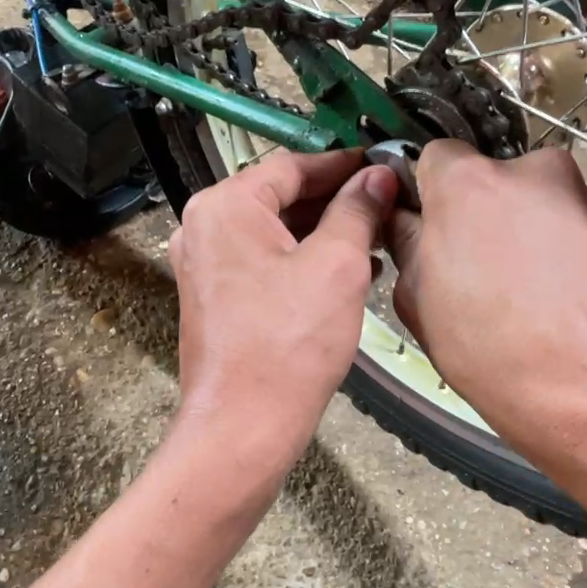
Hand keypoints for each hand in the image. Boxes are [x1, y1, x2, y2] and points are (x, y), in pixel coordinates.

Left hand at [168, 149, 397, 472]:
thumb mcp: (336, 266)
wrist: (244, 423)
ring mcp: (202, 265)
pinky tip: (342, 272)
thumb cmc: (288, 345)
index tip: (381, 165)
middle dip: (334, 201)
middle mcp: (202, 228)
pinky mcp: (211, 296)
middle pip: (278, 196)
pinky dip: (299, 261)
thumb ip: (357, 210)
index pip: (291, 165)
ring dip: (321, 232)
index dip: (342, 164)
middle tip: (384, 203)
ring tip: (374, 239)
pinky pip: (260, 261)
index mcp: (224, 207)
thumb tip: (376, 177)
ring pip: (271, 231)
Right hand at [383, 142, 586, 517]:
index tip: (431, 233)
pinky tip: (579, 310)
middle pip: (498, 182)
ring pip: (548, 206)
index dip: (430, 195)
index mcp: (471, 186)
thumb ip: (410, 248)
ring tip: (539, 303)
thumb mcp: (421, 308)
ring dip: (538, 237)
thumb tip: (407, 223)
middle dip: (488, 219)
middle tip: (483, 279)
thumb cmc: (505, 361)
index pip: (437, 156)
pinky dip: (580, 257)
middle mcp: (537, 173)